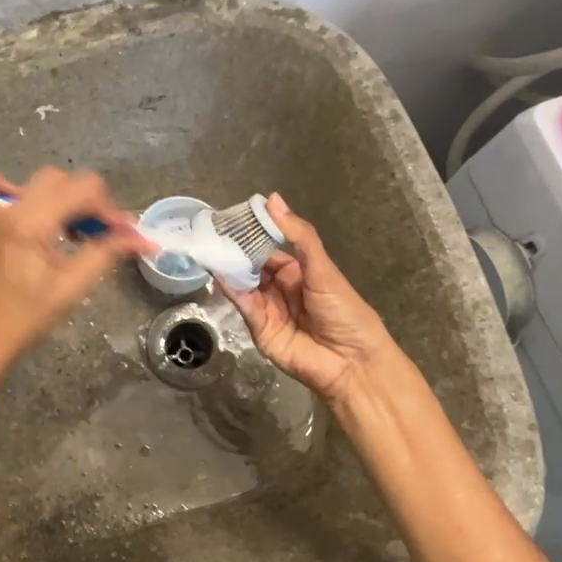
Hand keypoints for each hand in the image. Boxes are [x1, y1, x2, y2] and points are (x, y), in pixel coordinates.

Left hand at [0, 168, 148, 380]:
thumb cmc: (29, 316)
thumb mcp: (73, 286)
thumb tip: (144, 239)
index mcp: (33, 223)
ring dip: (65, 199)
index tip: (123, 234)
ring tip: (75, 233)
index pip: (84, 189)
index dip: (109, 209)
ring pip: (40, 183)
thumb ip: (107, 253)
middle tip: (103, 235)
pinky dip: (13, 189)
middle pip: (65, 181)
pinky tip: (31, 207)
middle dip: (90, 203)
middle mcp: (13, 208)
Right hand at [222, 193, 393, 401]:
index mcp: (298, 272)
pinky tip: (220, 274)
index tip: (231, 217)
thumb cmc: (345, 311)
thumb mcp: (322, 268)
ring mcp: (267, 310)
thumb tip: (272, 199)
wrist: (352, 362)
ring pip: (243, 285)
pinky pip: (244, 306)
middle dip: (234, 251)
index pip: (268, 249)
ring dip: (229, 269)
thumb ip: (298, 235)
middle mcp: (279, 290)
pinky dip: (232, 291)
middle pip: (251, 267)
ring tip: (209, 247)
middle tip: (211, 231)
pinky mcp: (259, 330)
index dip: (252, 234)